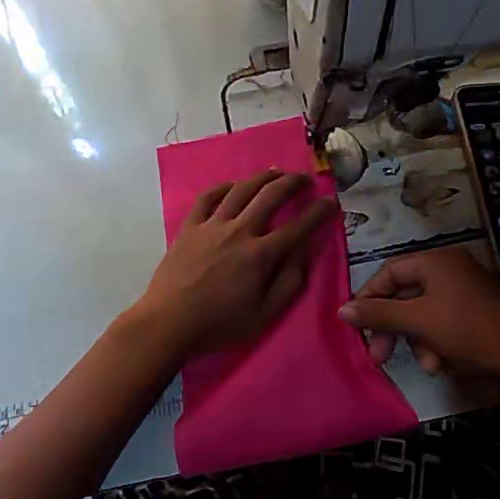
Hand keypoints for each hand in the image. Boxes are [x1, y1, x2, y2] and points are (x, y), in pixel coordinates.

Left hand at [131, 170, 336, 357]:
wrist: (168, 324)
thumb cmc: (219, 325)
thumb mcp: (264, 315)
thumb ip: (289, 282)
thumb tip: (303, 251)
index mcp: (260, 256)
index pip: (298, 226)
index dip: (319, 211)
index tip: (331, 202)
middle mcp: (239, 232)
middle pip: (271, 196)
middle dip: (293, 182)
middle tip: (305, 178)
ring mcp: (211, 226)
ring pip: (241, 189)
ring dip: (263, 177)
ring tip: (276, 173)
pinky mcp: (190, 226)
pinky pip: (208, 197)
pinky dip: (224, 187)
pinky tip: (234, 186)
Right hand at [338, 249, 499, 405]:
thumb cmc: (468, 330)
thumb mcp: (418, 321)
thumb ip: (378, 314)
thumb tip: (341, 310)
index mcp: (436, 261)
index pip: (389, 272)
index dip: (369, 298)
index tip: (354, 324)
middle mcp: (449, 271)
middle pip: (404, 296)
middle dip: (392, 327)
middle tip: (377, 355)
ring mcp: (463, 294)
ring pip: (421, 316)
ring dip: (417, 342)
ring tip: (429, 364)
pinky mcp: (472, 317)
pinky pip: (440, 326)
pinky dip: (435, 344)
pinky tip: (442, 364)